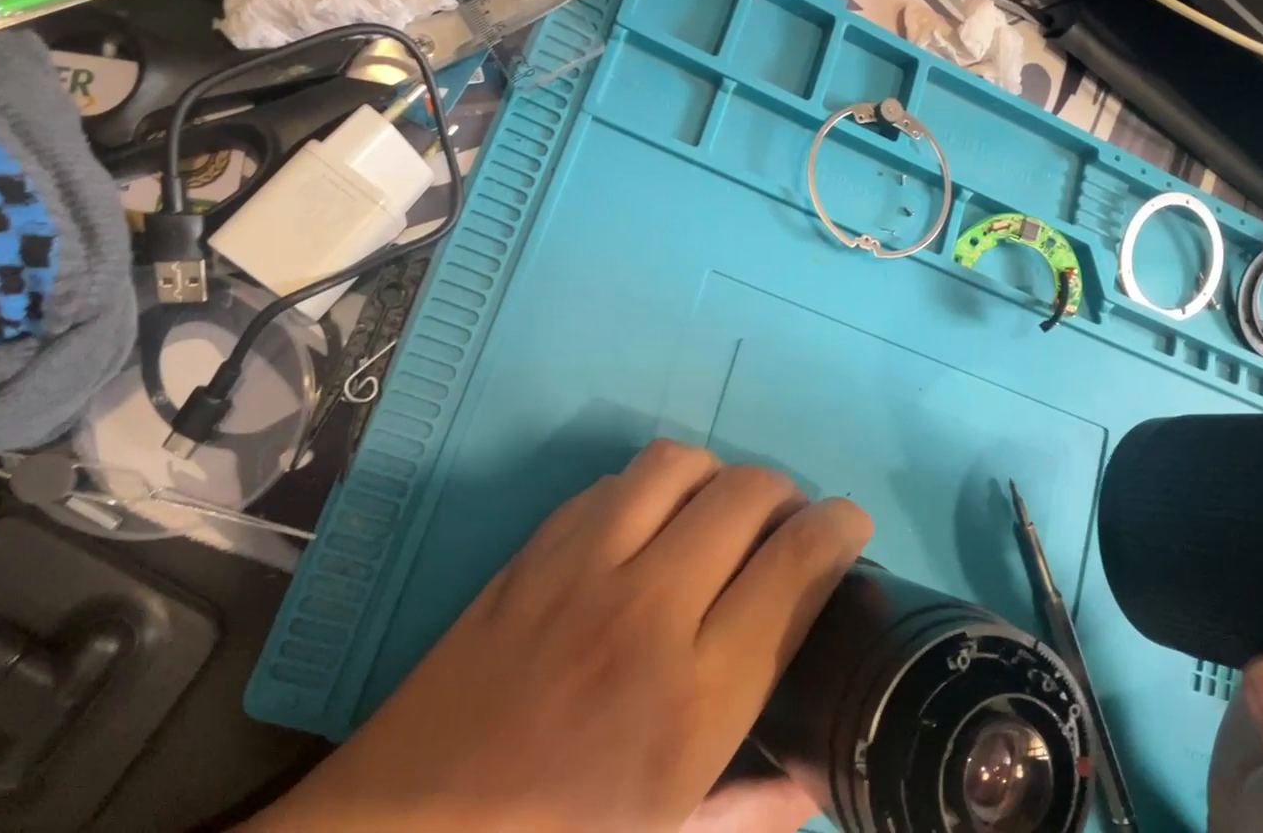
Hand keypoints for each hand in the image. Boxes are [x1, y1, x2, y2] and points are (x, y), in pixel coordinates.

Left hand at [244, 439, 872, 832]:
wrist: (412, 820)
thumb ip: (752, 811)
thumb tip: (811, 781)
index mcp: (698, 692)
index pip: (793, 569)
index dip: (837, 530)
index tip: (850, 525)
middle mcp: (649, 607)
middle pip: (744, 497)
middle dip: (786, 493)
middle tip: (790, 520)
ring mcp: (583, 565)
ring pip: (677, 465)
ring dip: (718, 475)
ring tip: (723, 509)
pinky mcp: (535, 548)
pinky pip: (612, 483)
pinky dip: (652, 486)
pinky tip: (651, 520)